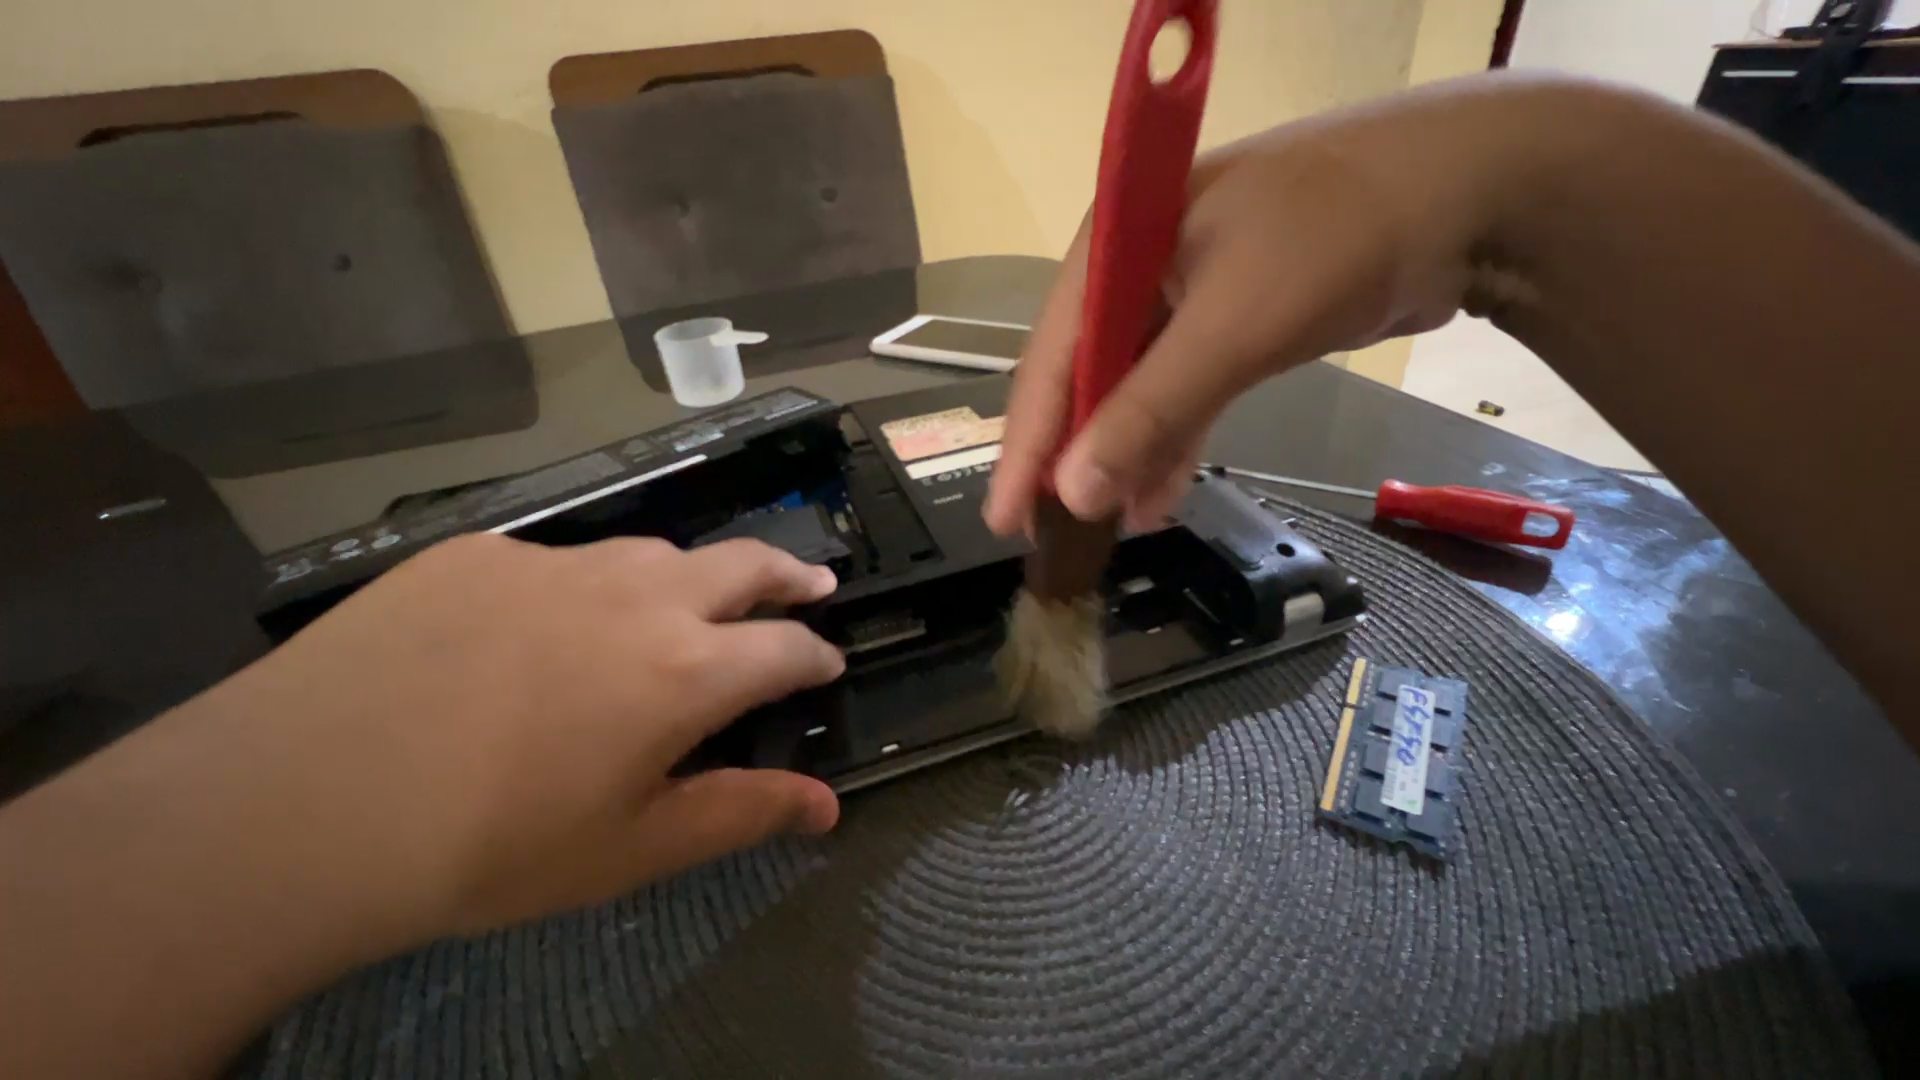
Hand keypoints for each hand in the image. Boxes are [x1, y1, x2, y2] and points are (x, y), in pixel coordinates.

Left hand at [176, 532, 845, 940]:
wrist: (290, 807)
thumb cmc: (487, 848)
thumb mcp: (630, 850)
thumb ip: (742, 815)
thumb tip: (827, 806)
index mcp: (686, 669)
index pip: (786, 647)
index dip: (817, 656)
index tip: (828, 663)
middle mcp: (638, 595)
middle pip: (744, 562)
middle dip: (789, 574)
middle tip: (810, 584)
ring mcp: (554, 563)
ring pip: (653, 554)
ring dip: (689, 579)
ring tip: (683, 609)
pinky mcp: (478, 555)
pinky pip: (557, 564)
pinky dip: (583, 590)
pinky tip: (543, 631)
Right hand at [985, 78, 1526, 534]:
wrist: (1472, 195)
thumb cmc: (1337, 238)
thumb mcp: (1234, 327)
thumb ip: (1150, 411)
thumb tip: (1073, 493)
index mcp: (1114, 246)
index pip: (1047, 358)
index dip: (1025, 443)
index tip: (1004, 517)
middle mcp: (1133, 271)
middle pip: (1081, 379)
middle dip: (1070, 457)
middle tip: (1049, 533)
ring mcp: (1181, 300)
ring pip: (1131, 395)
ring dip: (1122, 461)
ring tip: (1110, 530)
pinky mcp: (1225, 327)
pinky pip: (1180, 396)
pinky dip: (1171, 445)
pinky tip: (1159, 498)